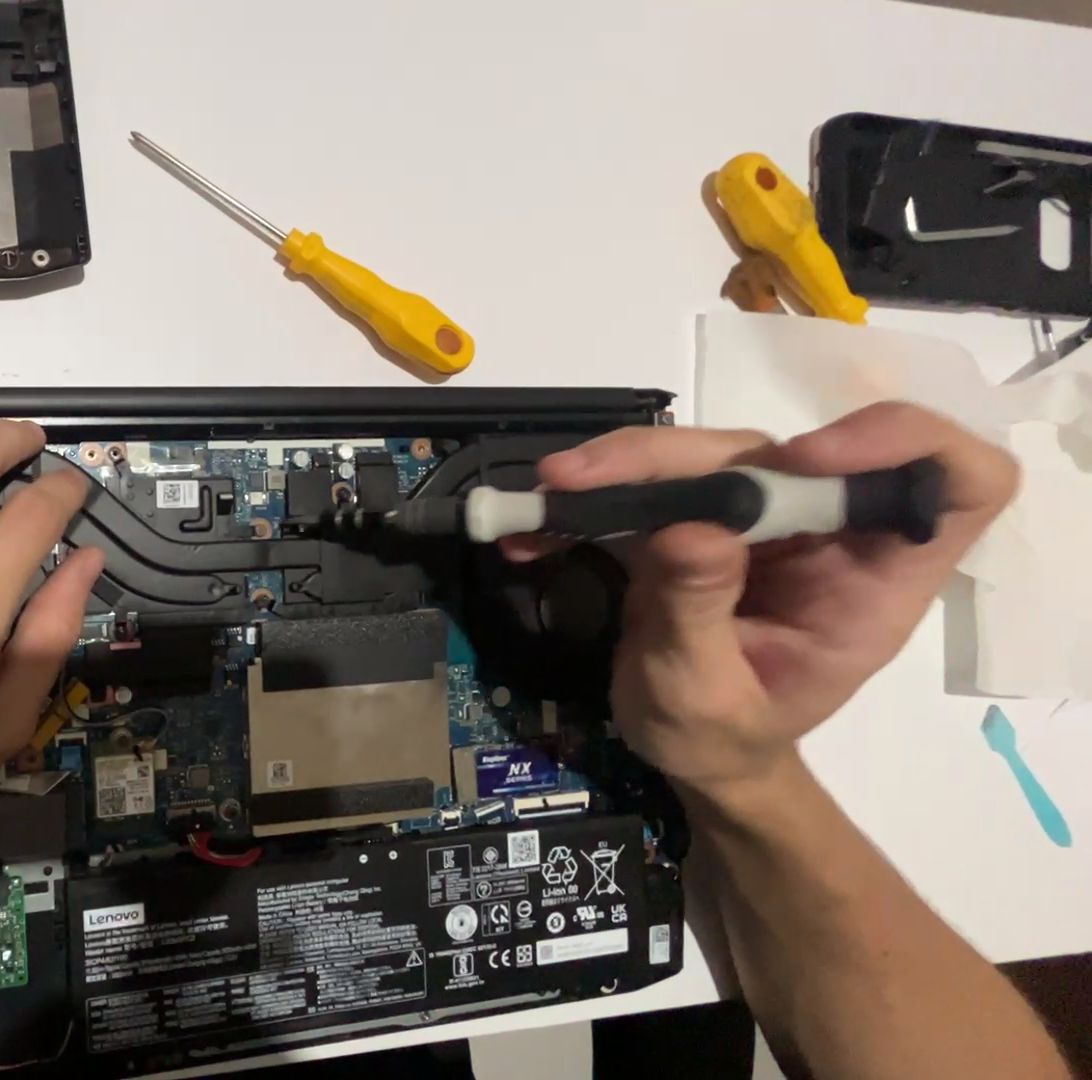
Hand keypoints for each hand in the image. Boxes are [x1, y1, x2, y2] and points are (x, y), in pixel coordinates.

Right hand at [506, 403, 1017, 798]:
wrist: (685, 746)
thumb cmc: (716, 736)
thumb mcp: (700, 690)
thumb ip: (697, 611)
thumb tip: (688, 528)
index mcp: (869, 579)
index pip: (947, 483)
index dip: (890, 446)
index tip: (798, 460)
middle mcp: (820, 535)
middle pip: (772, 454)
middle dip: (667, 458)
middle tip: (571, 480)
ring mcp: (751, 525)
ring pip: (696, 459)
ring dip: (610, 470)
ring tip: (539, 499)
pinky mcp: (690, 524)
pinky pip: (641, 491)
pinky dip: (582, 504)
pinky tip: (531, 532)